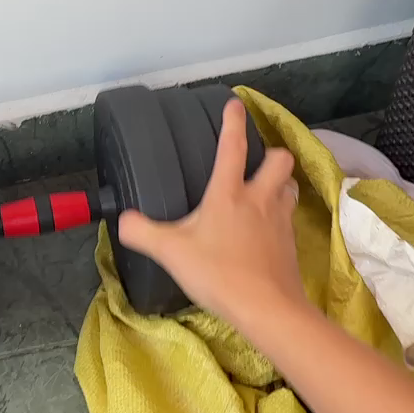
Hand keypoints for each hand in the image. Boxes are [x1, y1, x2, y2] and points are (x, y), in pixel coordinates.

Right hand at [117, 98, 311, 339]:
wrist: (268, 308)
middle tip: (254, 161)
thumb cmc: (218, 273)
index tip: (234, 103)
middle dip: (270, 153)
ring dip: (278, 182)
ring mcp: (279, 221)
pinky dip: (278, 214)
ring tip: (262, 190)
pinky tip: (264, 228)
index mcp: (228, 193)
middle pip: (279, 160)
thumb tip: (123, 220)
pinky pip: (288, 216)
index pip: (232, 147)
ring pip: (288, 187)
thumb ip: (141, 232)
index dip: (232, 122)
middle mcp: (259, 199)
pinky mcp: (290, 244)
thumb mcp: (170, 252)